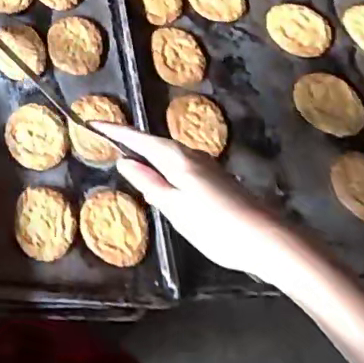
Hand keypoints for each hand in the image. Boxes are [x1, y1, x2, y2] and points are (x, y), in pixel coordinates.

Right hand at [91, 122, 314, 285]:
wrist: (271, 241)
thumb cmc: (216, 225)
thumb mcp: (174, 207)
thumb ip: (148, 183)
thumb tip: (124, 161)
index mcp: (174, 158)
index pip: (137, 138)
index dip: (114, 130)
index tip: (92, 121)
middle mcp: (189, 155)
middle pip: (152, 142)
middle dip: (129, 139)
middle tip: (105, 137)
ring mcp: (205, 167)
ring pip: (167, 153)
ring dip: (146, 152)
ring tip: (127, 157)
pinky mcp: (216, 180)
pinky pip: (179, 164)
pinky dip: (162, 165)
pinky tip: (161, 179)